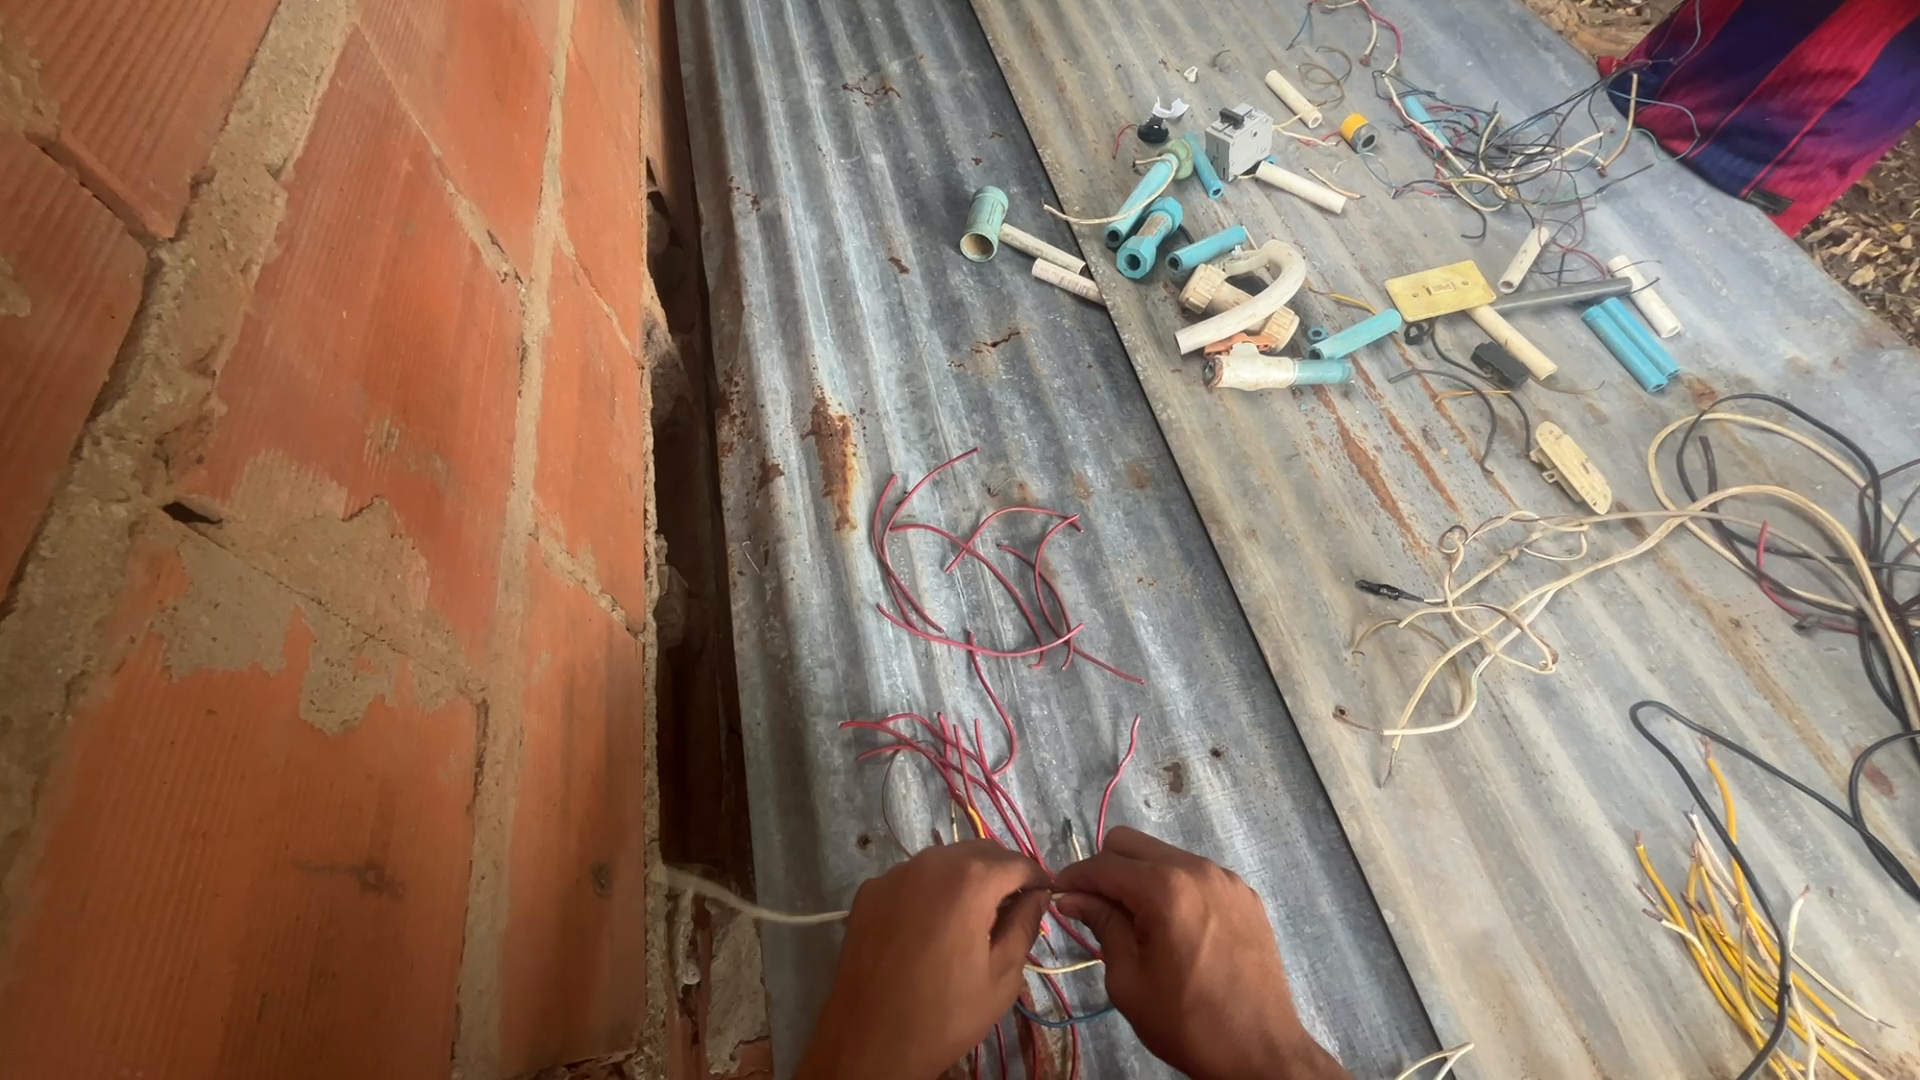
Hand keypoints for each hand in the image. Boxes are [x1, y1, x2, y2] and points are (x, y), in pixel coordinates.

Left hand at [795, 840, 1050, 1079]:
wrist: (869, 1042)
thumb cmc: (944, 1014)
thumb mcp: (1001, 976)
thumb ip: (1024, 925)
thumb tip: (1037, 895)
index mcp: (970, 880)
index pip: (1017, 862)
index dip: (1036, 878)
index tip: (1044, 896)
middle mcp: (931, 862)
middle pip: (979, 851)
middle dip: (1002, 872)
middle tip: (1012, 906)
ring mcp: (895, 873)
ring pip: (944, 860)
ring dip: (965, 876)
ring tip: (971, 915)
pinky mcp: (870, 890)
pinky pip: (911, 877)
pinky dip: (929, 889)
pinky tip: (929, 924)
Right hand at [1053, 827, 1349, 1079]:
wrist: (1263, 1054)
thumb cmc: (1188, 1023)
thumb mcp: (1129, 981)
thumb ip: (1101, 925)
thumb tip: (1073, 898)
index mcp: (1164, 889)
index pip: (1103, 865)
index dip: (1074, 877)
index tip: (1058, 893)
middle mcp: (1195, 868)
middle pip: (1129, 842)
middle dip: (1104, 867)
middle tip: (1096, 904)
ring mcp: (1224, 877)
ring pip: (1162, 853)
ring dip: (1139, 875)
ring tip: (1137, 918)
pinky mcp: (1243, 892)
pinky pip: (1194, 872)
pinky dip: (1174, 886)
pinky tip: (1176, 924)